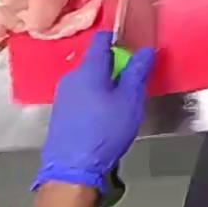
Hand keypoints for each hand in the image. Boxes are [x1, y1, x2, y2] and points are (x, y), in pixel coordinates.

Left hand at [35, 32, 156, 191]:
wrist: (72, 168)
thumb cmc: (105, 130)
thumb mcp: (130, 100)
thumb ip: (138, 72)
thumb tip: (146, 49)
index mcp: (88, 69)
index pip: (101, 40)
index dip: (118, 37)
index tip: (133, 43)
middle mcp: (71, 77)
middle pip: (95, 61)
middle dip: (115, 65)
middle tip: (134, 78)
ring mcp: (63, 95)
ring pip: (89, 80)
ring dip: (106, 83)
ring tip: (123, 100)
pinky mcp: (61, 113)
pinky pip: (82, 95)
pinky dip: (95, 97)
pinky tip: (105, 114)